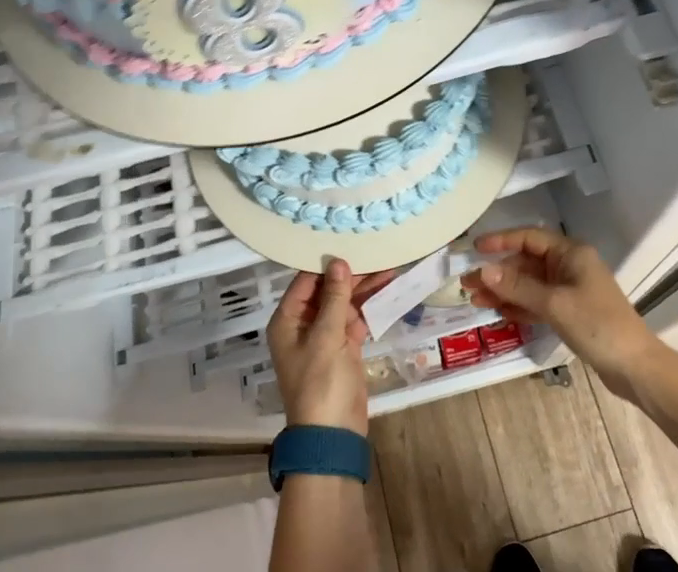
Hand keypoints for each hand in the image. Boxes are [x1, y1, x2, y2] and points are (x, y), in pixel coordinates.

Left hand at [268, 259, 393, 434]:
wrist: (333, 434)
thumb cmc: (321, 383)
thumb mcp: (326, 337)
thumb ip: (333, 298)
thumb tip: (338, 262)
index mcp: (287, 321)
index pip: (305, 282)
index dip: (327, 264)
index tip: (350, 243)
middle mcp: (302, 326)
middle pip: (326, 291)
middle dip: (351, 275)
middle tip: (378, 255)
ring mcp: (324, 338)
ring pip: (343, 305)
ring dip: (364, 290)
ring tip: (390, 268)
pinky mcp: (343, 349)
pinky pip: (355, 320)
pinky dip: (369, 308)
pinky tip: (388, 291)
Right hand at [461, 228, 664, 399]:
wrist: (633, 365)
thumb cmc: (596, 325)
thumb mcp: (554, 303)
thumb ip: (517, 287)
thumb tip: (483, 270)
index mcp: (571, 254)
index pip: (530, 238)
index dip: (501, 241)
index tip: (475, 248)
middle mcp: (570, 267)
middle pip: (527, 263)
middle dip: (497, 273)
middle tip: (467, 284)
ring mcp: (570, 291)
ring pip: (530, 285)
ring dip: (504, 292)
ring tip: (475, 301)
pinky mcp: (570, 313)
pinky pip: (537, 303)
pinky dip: (519, 307)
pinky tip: (498, 312)